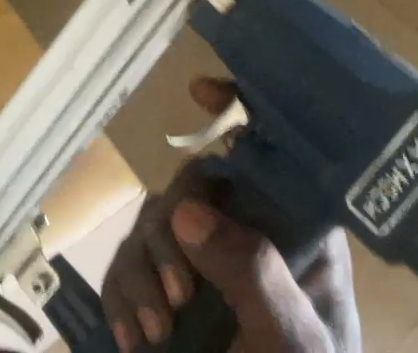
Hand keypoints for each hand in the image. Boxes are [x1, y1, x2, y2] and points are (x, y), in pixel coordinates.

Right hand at [101, 79, 360, 352]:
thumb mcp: (295, 340)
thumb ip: (254, 275)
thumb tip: (189, 210)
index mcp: (294, 230)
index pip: (270, 154)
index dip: (237, 111)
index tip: (199, 91)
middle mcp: (245, 232)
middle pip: (193, 185)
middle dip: (172, 228)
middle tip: (176, 296)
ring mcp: (201, 262)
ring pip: (152, 224)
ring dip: (143, 272)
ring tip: (158, 333)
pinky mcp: (163, 294)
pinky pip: (126, 268)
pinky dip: (122, 298)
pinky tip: (136, 340)